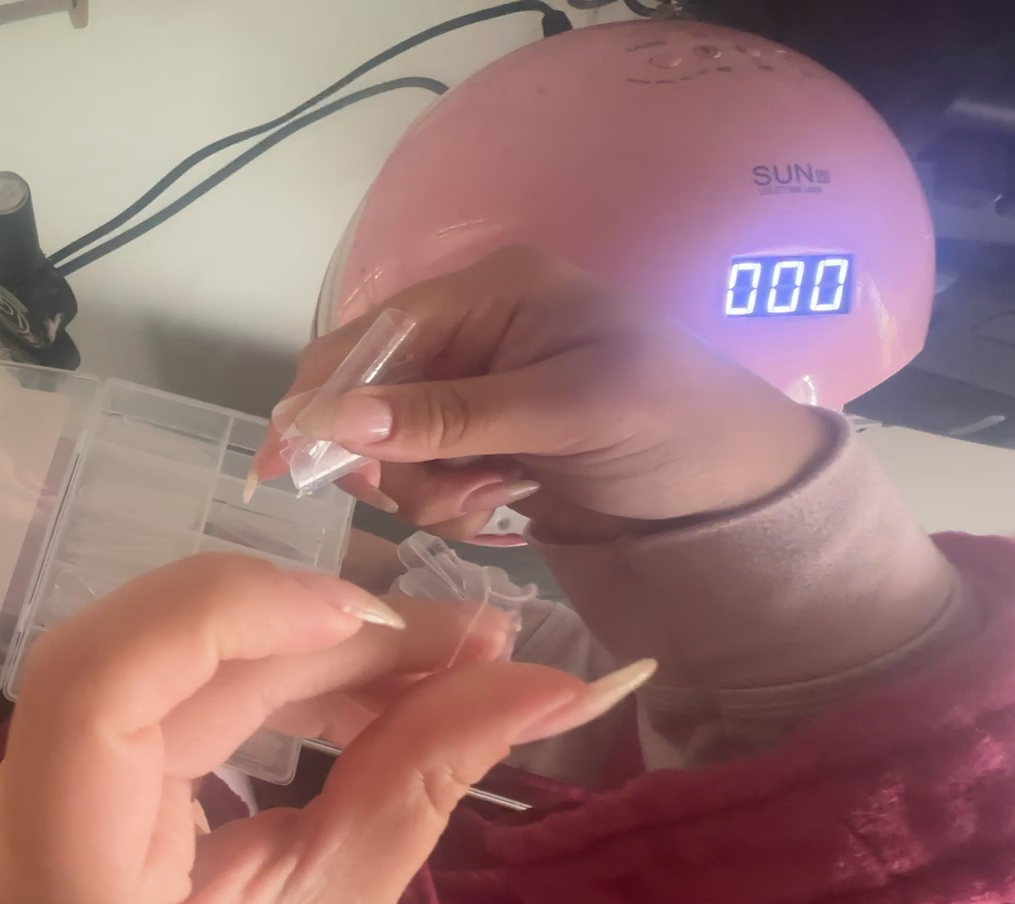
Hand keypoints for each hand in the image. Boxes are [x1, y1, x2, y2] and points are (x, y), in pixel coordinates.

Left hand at [0, 554, 655, 903]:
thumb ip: (417, 787)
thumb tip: (549, 683)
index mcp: (60, 886)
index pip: (95, 688)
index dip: (218, 616)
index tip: (361, 612)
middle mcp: (15, 811)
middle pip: (146, 654)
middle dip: (303, 626)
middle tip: (458, 633)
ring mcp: (30, 774)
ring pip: (165, 651)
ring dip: (300, 641)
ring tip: (433, 655)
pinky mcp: (68, 751)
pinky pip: (172, 678)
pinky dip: (272, 667)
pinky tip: (360, 680)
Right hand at [255, 246, 831, 542]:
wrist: (730, 493)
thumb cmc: (672, 426)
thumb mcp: (566, 412)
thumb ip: (448, 415)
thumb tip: (334, 422)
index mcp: (488, 292)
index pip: (370, 337)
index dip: (320, 397)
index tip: (284, 461)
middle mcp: (462, 331)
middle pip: (362, 396)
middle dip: (386, 455)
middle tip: (421, 491)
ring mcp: (460, 388)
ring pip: (381, 445)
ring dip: (420, 486)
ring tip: (489, 494)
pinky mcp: (463, 435)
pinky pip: (410, 474)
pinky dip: (440, 500)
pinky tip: (495, 499)